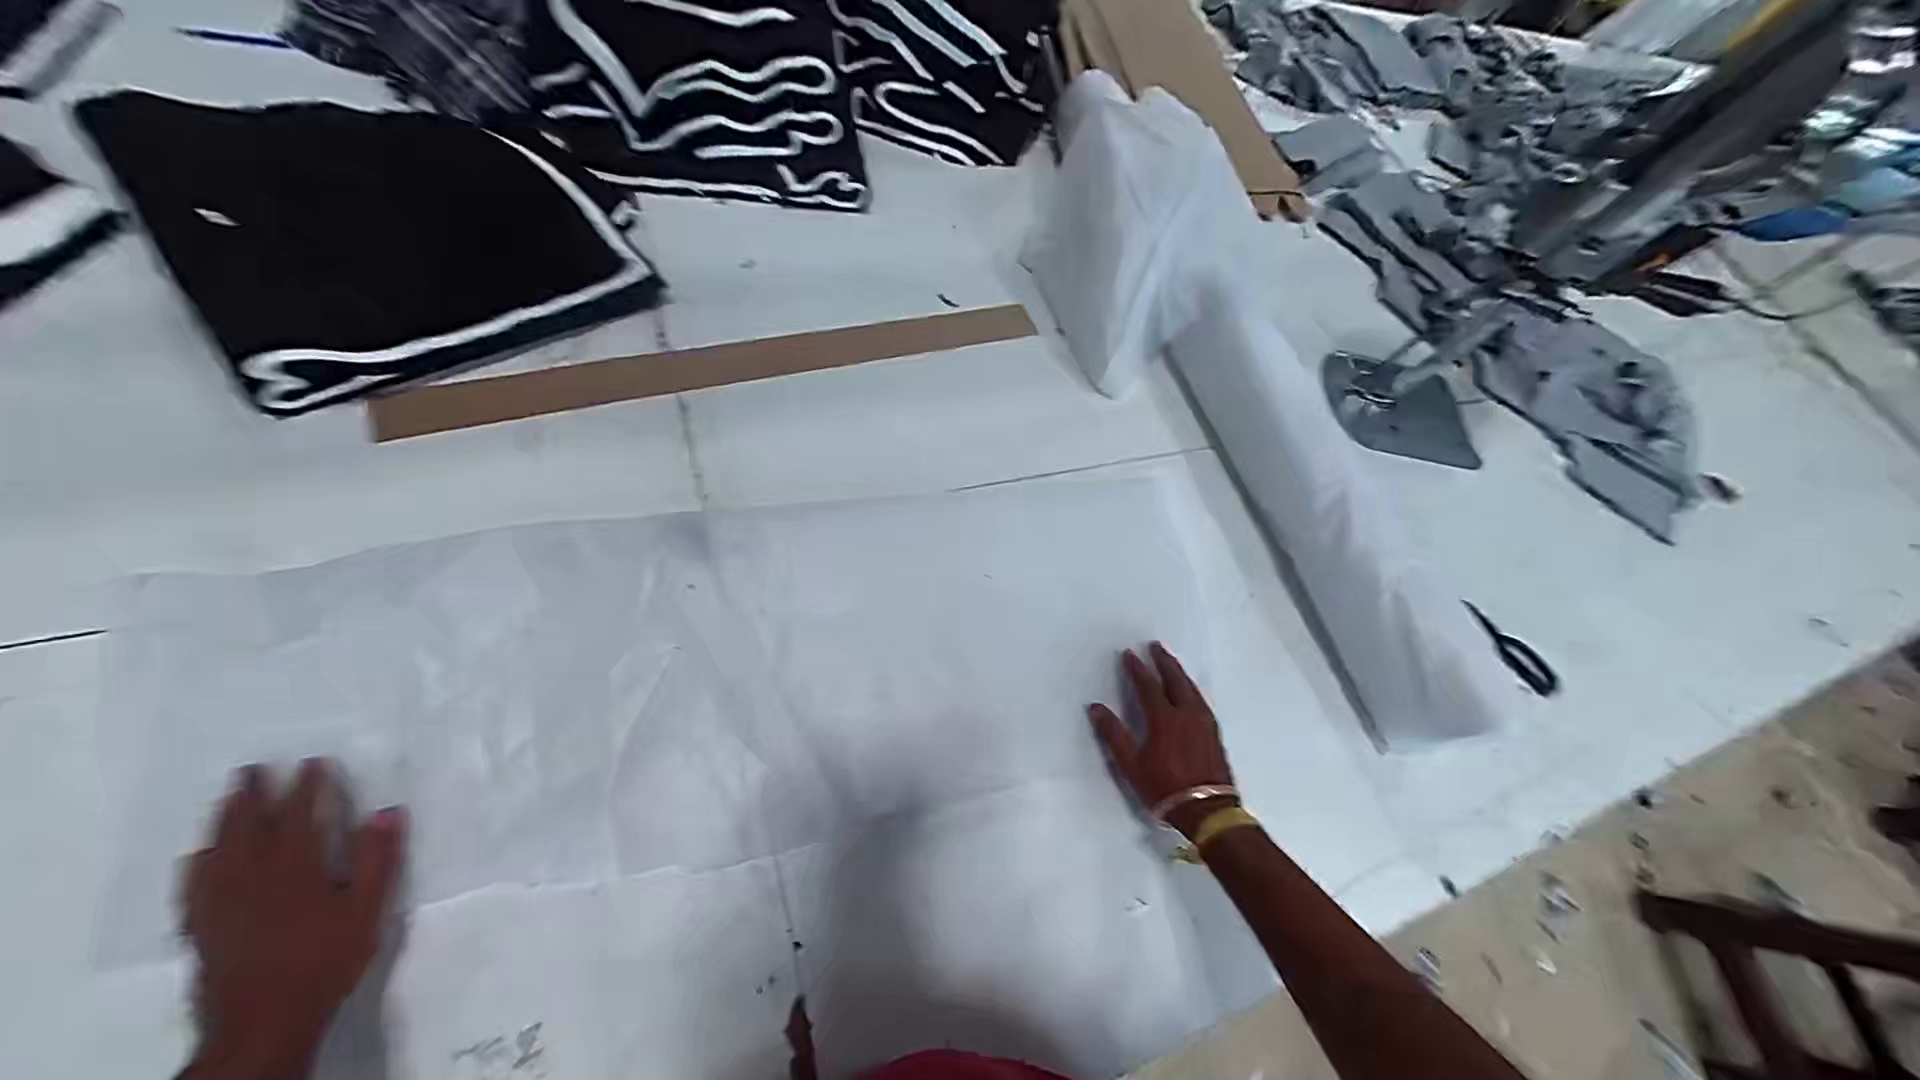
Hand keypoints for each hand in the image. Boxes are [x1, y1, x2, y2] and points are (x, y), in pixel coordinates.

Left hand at [180, 759, 406, 1079]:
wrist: (263, 1022)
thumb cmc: (326, 960)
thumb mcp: (368, 909)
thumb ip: (378, 859)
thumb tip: (388, 811)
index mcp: (295, 870)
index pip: (300, 816)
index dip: (308, 787)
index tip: (314, 762)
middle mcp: (251, 879)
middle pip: (248, 828)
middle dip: (252, 795)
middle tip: (253, 768)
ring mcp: (220, 904)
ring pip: (216, 851)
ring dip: (222, 821)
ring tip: (228, 798)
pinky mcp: (203, 927)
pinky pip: (193, 886)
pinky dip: (197, 863)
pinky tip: (199, 856)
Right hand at [1088, 642, 1236, 837]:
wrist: (1208, 810)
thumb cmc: (1165, 787)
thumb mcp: (1131, 764)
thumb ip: (1113, 734)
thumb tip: (1096, 708)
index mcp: (1164, 719)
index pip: (1148, 686)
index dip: (1137, 669)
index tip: (1129, 655)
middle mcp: (1186, 714)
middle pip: (1174, 680)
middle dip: (1163, 662)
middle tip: (1155, 646)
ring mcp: (1204, 722)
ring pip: (1190, 688)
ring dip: (1178, 672)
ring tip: (1170, 661)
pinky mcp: (1213, 732)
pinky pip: (1200, 699)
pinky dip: (1190, 687)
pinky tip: (1188, 690)